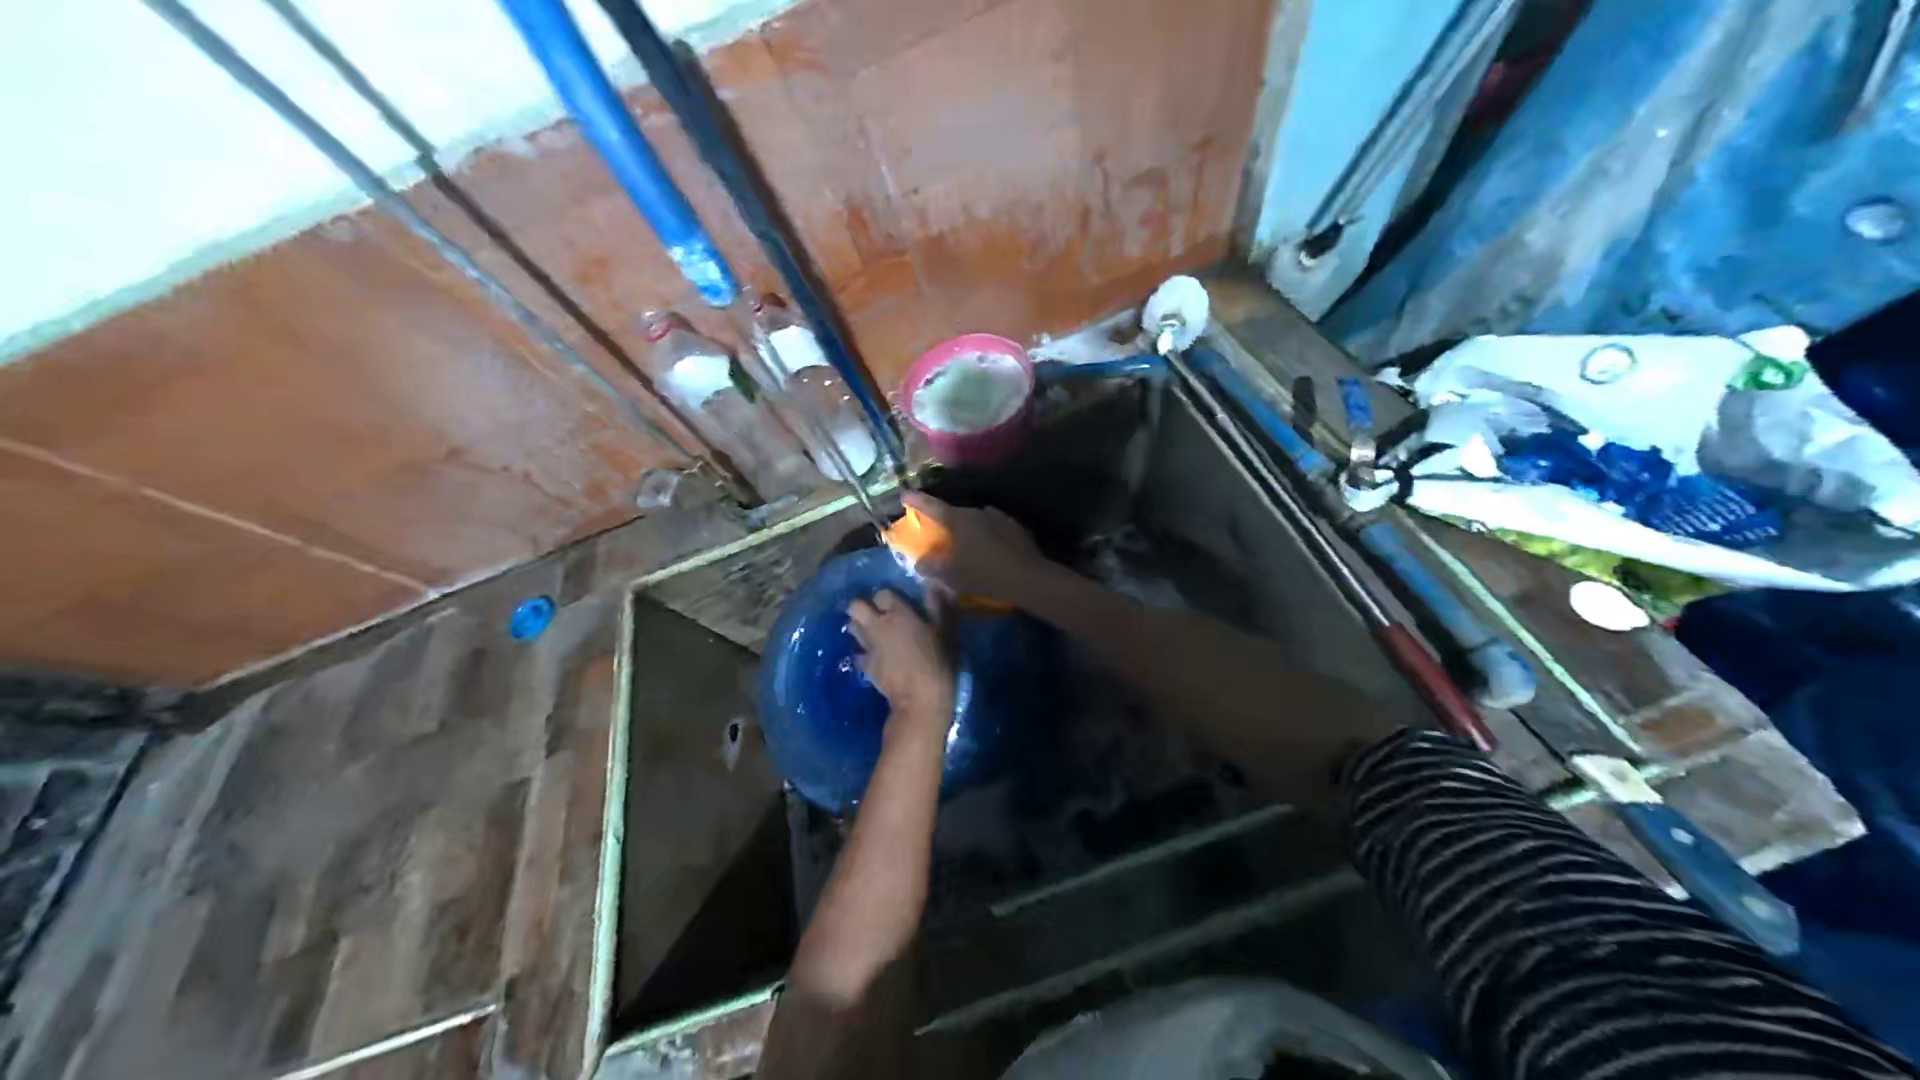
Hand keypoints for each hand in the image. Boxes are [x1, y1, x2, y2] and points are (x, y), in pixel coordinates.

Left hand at [847, 590, 954, 730]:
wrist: (921, 701)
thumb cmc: (938, 662)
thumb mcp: (947, 632)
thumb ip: (939, 607)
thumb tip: (933, 585)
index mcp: (898, 613)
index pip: (882, 593)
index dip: (887, 597)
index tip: (897, 603)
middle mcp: (878, 625)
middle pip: (855, 606)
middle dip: (861, 607)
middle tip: (875, 614)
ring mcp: (869, 647)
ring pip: (852, 627)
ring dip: (859, 626)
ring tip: (872, 632)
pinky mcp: (865, 667)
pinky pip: (858, 653)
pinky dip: (864, 652)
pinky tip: (874, 656)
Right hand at [901, 493, 1052, 603]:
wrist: (1027, 577)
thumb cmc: (983, 574)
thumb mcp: (950, 575)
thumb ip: (931, 566)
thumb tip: (920, 562)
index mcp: (958, 519)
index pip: (931, 505)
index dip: (916, 500)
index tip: (905, 495)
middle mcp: (977, 511)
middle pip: (954, 513)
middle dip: (945, 522)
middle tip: (939, 533)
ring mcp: (998, 516)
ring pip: (975, 520)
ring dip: (968, 529)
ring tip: (966, 546)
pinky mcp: (1014, 526)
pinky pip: (993, 527)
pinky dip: (986, 535)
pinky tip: (989, 551)